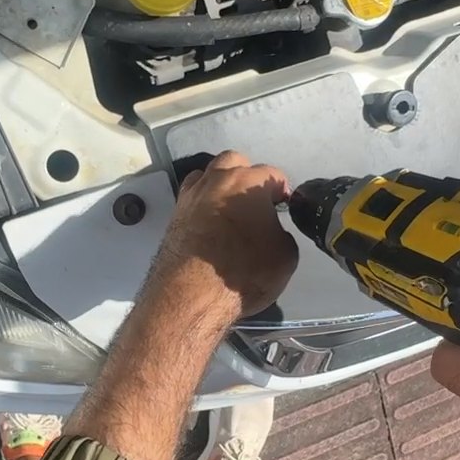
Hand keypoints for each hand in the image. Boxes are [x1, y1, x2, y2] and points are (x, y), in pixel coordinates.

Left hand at [143, 151, 298, 324]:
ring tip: (230, 211)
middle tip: (256, 203)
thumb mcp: (285, 257)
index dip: (282, 191)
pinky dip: (203, 205)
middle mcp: (217, 180)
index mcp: (248, 183)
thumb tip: (272, 231)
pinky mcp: (173, 215)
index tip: (284, 207)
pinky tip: (210, 224)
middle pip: (234, 163)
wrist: (191, 296)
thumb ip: (282, 234)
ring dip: (221, 186)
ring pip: (208, 176)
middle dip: (248, 176)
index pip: (272, 175)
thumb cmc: (244, 273)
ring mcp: (191, 196)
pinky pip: (192, 199)